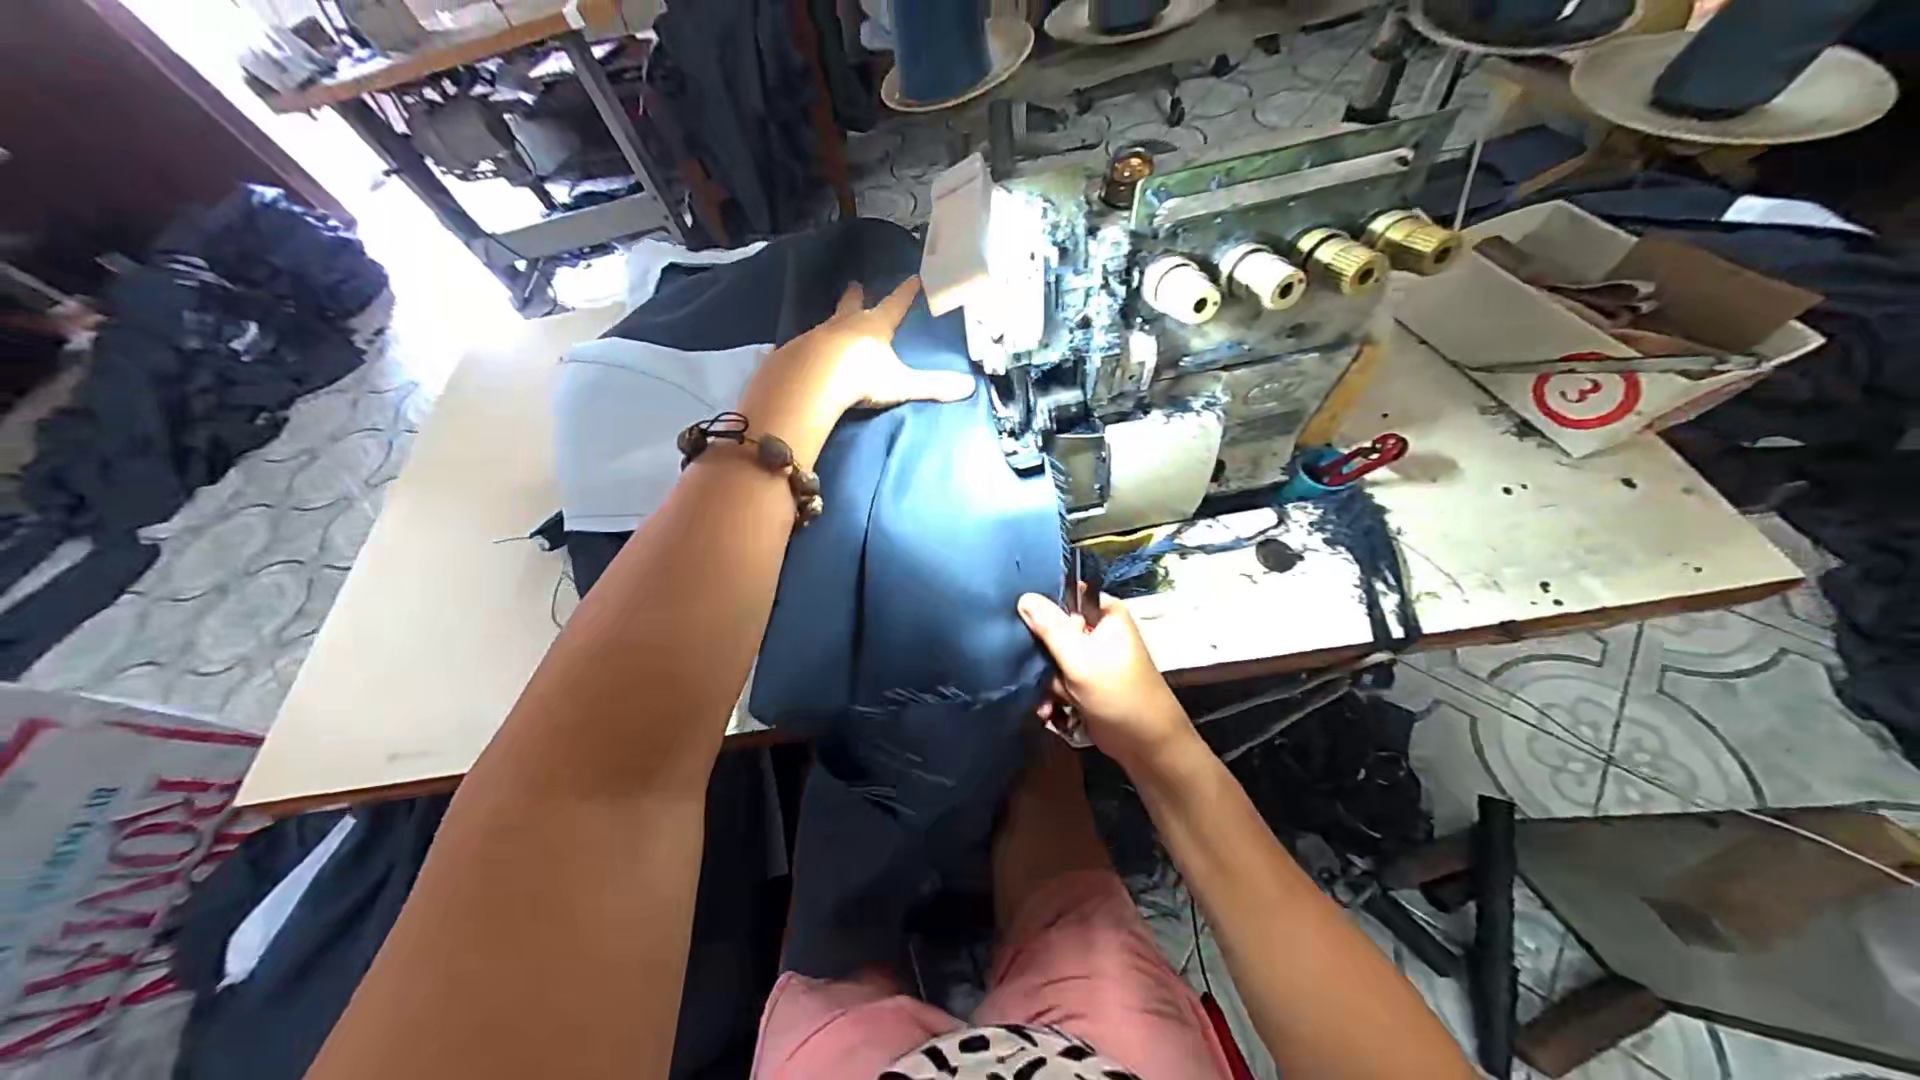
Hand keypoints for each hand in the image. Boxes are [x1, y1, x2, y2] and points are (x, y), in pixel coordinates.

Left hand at [739, 276, 974, 465]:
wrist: (812, 380)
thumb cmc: (862, 376)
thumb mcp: (902, 383)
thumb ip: (933, 386)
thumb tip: (968, 388)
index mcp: (875, 326)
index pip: (895, 305)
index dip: (906, 293)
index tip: (914, 278)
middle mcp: (846, 324)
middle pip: (853, 305)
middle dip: (856, 296)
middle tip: (855, 284)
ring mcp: (819, 335)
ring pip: (829, 324)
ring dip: (833, 322)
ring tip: (833, 323)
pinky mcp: (796, 351)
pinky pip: (805, 346)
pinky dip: (810, 346)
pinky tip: (807, 353)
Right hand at [1017, 591, 1201, 777]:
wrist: (1145, 744)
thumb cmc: (1117, 694)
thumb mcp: (1080, 657)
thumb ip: (1050, 626)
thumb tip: (1024, 596)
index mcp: (1104, 613)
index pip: (1063, 596)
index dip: (1042, 610)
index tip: (1026, 628)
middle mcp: (1096, 630)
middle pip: (1052, 629)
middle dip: (1044, 655)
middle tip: (1045, 672)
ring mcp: (1089, 657)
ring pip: (1050, 657)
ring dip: (1047, 681)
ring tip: (1053, 699)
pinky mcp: (1083, 681)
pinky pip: (1056, 678)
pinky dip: (1052, 694)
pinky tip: (1050, 710)